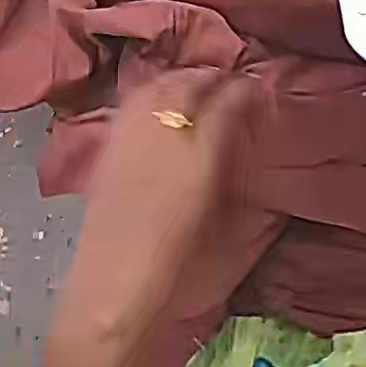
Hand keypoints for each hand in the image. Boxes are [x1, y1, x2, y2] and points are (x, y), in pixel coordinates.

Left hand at [48, 69, 256, 363]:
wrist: (112, 290)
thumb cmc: (175, 264)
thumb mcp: (221, 220)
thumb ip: (237, 174)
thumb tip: (249, 141)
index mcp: (198, 158)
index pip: (226, 102)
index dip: (244, 89)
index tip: (256, 87)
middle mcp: (161, 137)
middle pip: (189, 84)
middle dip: (213, 75)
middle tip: (231, 79)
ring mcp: (130, 139)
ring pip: (158, 86)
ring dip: (182, 78)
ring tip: (199, 83)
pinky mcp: (108, 148)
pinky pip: (133, 102)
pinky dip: (153, 91)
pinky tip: (161, 99)